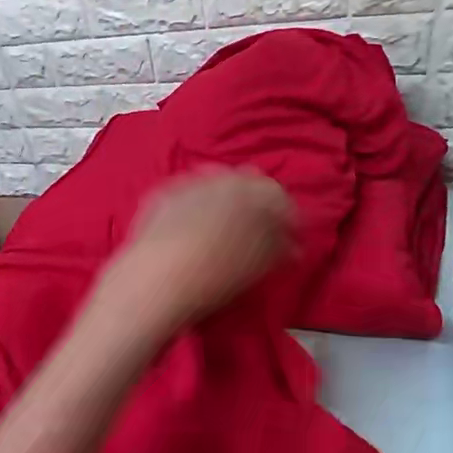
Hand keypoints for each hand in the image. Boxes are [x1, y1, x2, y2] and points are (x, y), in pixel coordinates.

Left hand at [91, 170, 293, 336]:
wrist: (160, 276)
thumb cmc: (221, 274)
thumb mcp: (261, 265)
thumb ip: (281, 249)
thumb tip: (292, 247)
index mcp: (260, 192)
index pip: (282, 198)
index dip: (286, 220)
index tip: (285, 241)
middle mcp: (228, 176)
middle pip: (249, 184)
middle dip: (254, 205)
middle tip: (253, 234)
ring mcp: (193, 180)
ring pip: (216, 185)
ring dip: (222, 203)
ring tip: (218, 233)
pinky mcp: (163, 192)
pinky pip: (186, 195)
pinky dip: (192, 208)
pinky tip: (187, 233)